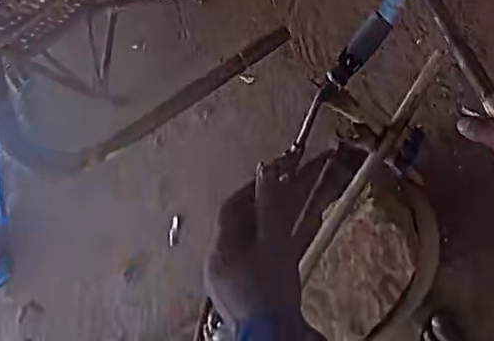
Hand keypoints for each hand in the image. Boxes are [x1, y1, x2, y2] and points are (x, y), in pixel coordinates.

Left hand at [205, 152, 322, 336]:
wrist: (273, 339)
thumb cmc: (272, 290)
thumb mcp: (274, 242)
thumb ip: (269, 204)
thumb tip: (265, 170)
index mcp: (218, 250)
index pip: (230, 207)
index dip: (250, 190)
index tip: (270, 179)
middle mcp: (213, 266)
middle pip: (232, 226)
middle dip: (255, 209)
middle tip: (277, 200)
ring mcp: (221, 285)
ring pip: (238, 246)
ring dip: (257, 230)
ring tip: (279, 225)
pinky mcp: (233, 300)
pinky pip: (242, 264)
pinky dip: (257, 251)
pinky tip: (274, 255)